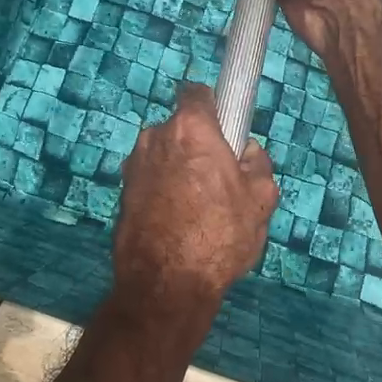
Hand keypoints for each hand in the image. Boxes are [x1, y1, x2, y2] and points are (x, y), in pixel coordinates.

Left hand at [114, 84, 277, 306]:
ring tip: (198, 209)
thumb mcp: (260, 199)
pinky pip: (150, 181)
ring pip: (165, 156)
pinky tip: (177, 224)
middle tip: (219, 180)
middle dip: (199, 147)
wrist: (166, 288)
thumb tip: (246, 152)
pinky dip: (162, 193)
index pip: (198, 94)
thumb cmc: (219, 235)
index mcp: (191, 128)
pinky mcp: (121, 195)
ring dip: (179, 171)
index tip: (226, 130)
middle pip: (182, 129)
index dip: (214, 107)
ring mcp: (133, 166)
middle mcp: (156, 137)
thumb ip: (258, 164)